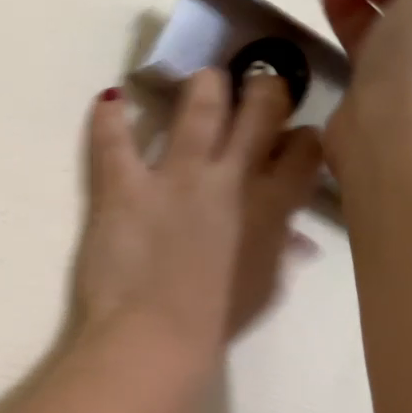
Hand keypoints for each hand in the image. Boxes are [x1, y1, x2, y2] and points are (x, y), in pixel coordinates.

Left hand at [66, 70, 322, 359]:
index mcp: (275, 206)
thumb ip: (275, 249)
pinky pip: (113, 141)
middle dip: (261, 90)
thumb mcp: (264, 287)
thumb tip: (289, 237)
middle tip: (253, 81)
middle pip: (259, 112)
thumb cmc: (213, 323)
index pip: (304, 150)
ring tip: (199, 77)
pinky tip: (107, 98)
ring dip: (202, 88)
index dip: (300, 137)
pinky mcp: (124, 187)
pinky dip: (107, 117)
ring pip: (198, 109)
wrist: (155, 334)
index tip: (291, 136)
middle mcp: (232, 178)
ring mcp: (176, 177)